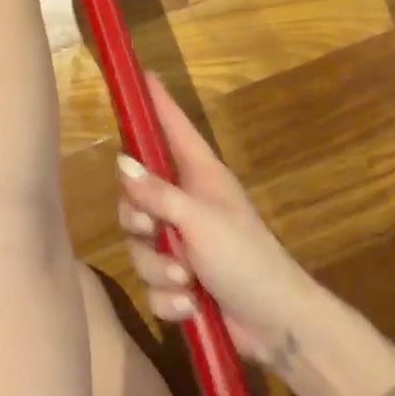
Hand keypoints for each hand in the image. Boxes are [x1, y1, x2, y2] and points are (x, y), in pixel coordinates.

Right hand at [118, 76, 318, 368]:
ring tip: (187, 279)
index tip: (137, 74)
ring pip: (140, 247)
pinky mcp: (181, 281)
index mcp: (201, 176)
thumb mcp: (199, 221)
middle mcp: (188, 204)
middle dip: (140, 224)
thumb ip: (158, 195)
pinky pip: (152, 283)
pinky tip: (191, 306)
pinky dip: (168, 298)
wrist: (273, 320)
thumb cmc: (246, 257)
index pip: (172, 128)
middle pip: (136, 197)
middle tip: (157, 234)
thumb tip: (121, 162)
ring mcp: (184, 243)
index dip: (155, 103)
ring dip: (159, 269)